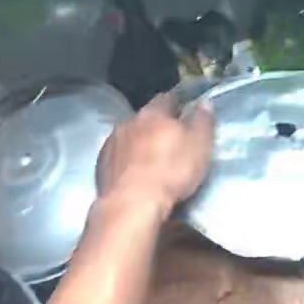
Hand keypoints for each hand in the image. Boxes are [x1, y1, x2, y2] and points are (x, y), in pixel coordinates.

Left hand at [97, 94, 214, 218]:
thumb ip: (202, 121)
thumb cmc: (170, 172)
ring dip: (138, 143)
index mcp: (153, 112)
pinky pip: (116, 157)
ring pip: (128, 137)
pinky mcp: (100, 165)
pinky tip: (132, 174)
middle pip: (145, 118)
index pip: (167, 98)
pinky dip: (125, 161)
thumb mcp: (199, 145)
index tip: (185, 112)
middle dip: (156, 125)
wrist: (130, 204)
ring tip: (149, 159)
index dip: (178, 104)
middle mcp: (128, 122)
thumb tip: (203, 103)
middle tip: (168, 139)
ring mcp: (110, 143)